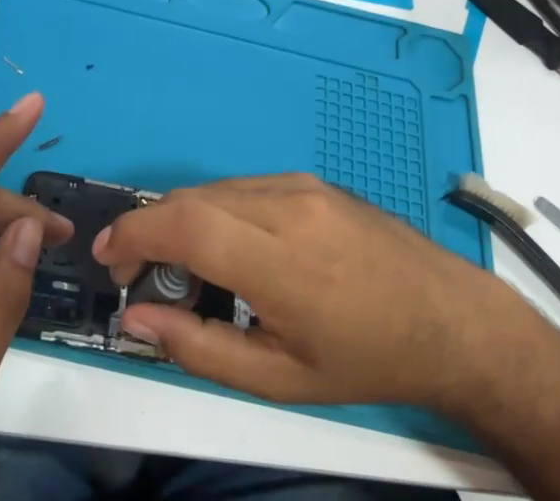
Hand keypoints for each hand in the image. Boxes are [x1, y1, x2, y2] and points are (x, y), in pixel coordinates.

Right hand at [92, 173, 529, 411]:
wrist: (451, 320)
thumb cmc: (366, 359)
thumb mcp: (279, 378)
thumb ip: (199, 346)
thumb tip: (136, 317)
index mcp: (281, 262)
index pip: (185, 225)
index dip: (134, 234)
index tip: (107, 259)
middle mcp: (288, 207)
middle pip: (190, 199)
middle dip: (149, 231)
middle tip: (138, 277)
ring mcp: (302, 187)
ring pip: (213, 190)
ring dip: (181, 222)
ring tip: (184, 271)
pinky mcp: (312, 181)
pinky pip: (243, 188)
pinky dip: (215, 212)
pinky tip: (227, 250)